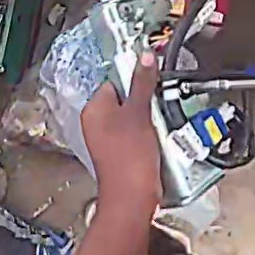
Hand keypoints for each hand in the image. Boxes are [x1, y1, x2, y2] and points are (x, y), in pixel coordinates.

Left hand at [80, 53, 162, 225]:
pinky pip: (138, 133)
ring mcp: (109, 139)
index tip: (152, 81)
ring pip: (134, 116)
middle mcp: (97, 123)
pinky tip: (160, 138)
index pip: (114, 81)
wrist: (132, 199)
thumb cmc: (130, 157)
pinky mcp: (123, 152)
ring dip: (150, 117)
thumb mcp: (139, 113)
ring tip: (160, 124)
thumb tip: (144, 56)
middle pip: (125, 98)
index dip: (133, 81)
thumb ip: (142, 83)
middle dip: (145, 100)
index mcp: (94, 110)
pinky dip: (150, 133)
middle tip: (158, 105)